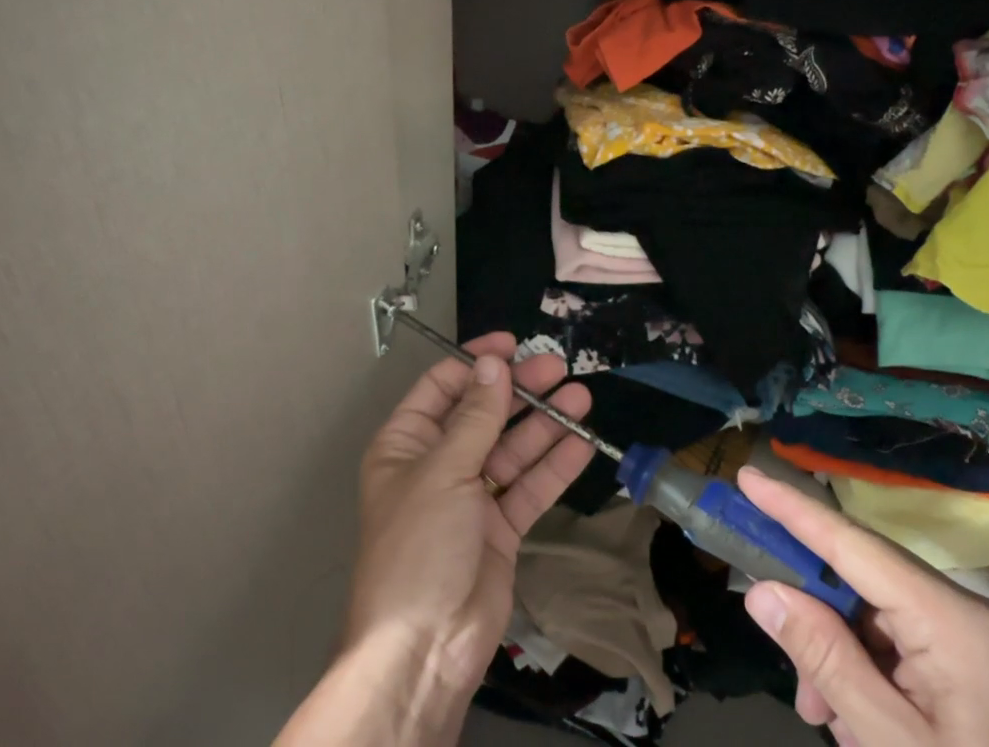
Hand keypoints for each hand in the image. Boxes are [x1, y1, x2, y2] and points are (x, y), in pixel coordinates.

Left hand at [344, 330, 595, 689]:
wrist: (425, 643)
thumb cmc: (419, 546)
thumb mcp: (443, 472)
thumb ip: (475, 418)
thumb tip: (491, 364)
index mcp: (406, 445)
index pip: (442, 388)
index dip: (475, 363)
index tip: (513, 344)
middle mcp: (438, 465)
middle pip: (484, 415)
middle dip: (519, 391)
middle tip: (559, 368)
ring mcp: (471, 498)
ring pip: (512, 449)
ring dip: (544, 425)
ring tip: (581, 396)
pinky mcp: (500, 528)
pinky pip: (528, 487)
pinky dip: (553, 467)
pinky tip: (582, 442)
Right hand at [736, 467, 988, 746]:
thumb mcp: (891, 743)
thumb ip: (826, 661)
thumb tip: (764, 593)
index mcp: (958, 625)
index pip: (857, 547)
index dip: (796, 510)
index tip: (748, 476)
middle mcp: (976, 616)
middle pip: (868, 587)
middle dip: (818, 622)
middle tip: (794, 684)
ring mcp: (988, 641)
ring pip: (885, 621)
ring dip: (845, 662)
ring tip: (830, 722)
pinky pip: (912, 647)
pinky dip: (877, 676)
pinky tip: (862, 725)